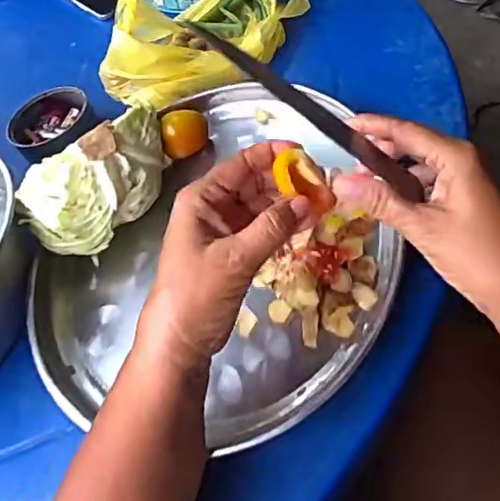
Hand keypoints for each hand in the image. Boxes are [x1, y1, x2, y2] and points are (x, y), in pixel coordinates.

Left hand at [139, 141, 307, 367]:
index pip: (242, 163)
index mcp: (203, 198)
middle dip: (289, 181)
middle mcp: (214, 206)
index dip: (274, 154)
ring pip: (264, 204)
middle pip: (256, 181)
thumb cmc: (195, 296)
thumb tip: (307, 201)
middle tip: (322, 186)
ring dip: (291, 203)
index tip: (305, 154)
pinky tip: (308, 224)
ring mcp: (225, 227)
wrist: (177, 346)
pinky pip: (265, 225)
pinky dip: (285, 223)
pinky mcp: (236, 248)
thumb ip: (272, 227)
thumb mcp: (235, 259)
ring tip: (322, 204)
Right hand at [333, 116, 499, 364]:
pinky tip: (388, 197)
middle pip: (414, 142)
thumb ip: (382, 201)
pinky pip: (430, 178)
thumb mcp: (423, 227)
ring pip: (421, 162)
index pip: (406, 130)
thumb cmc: (476, 256)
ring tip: (361, 178)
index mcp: (455, 156)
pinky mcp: (466, 194)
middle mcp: (462, 158)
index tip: (344, 123)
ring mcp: (466, 176)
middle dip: (381, 147)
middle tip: (345, 155)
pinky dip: (408, 183)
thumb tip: (341, 181)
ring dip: (393, 168)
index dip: (373, 125)